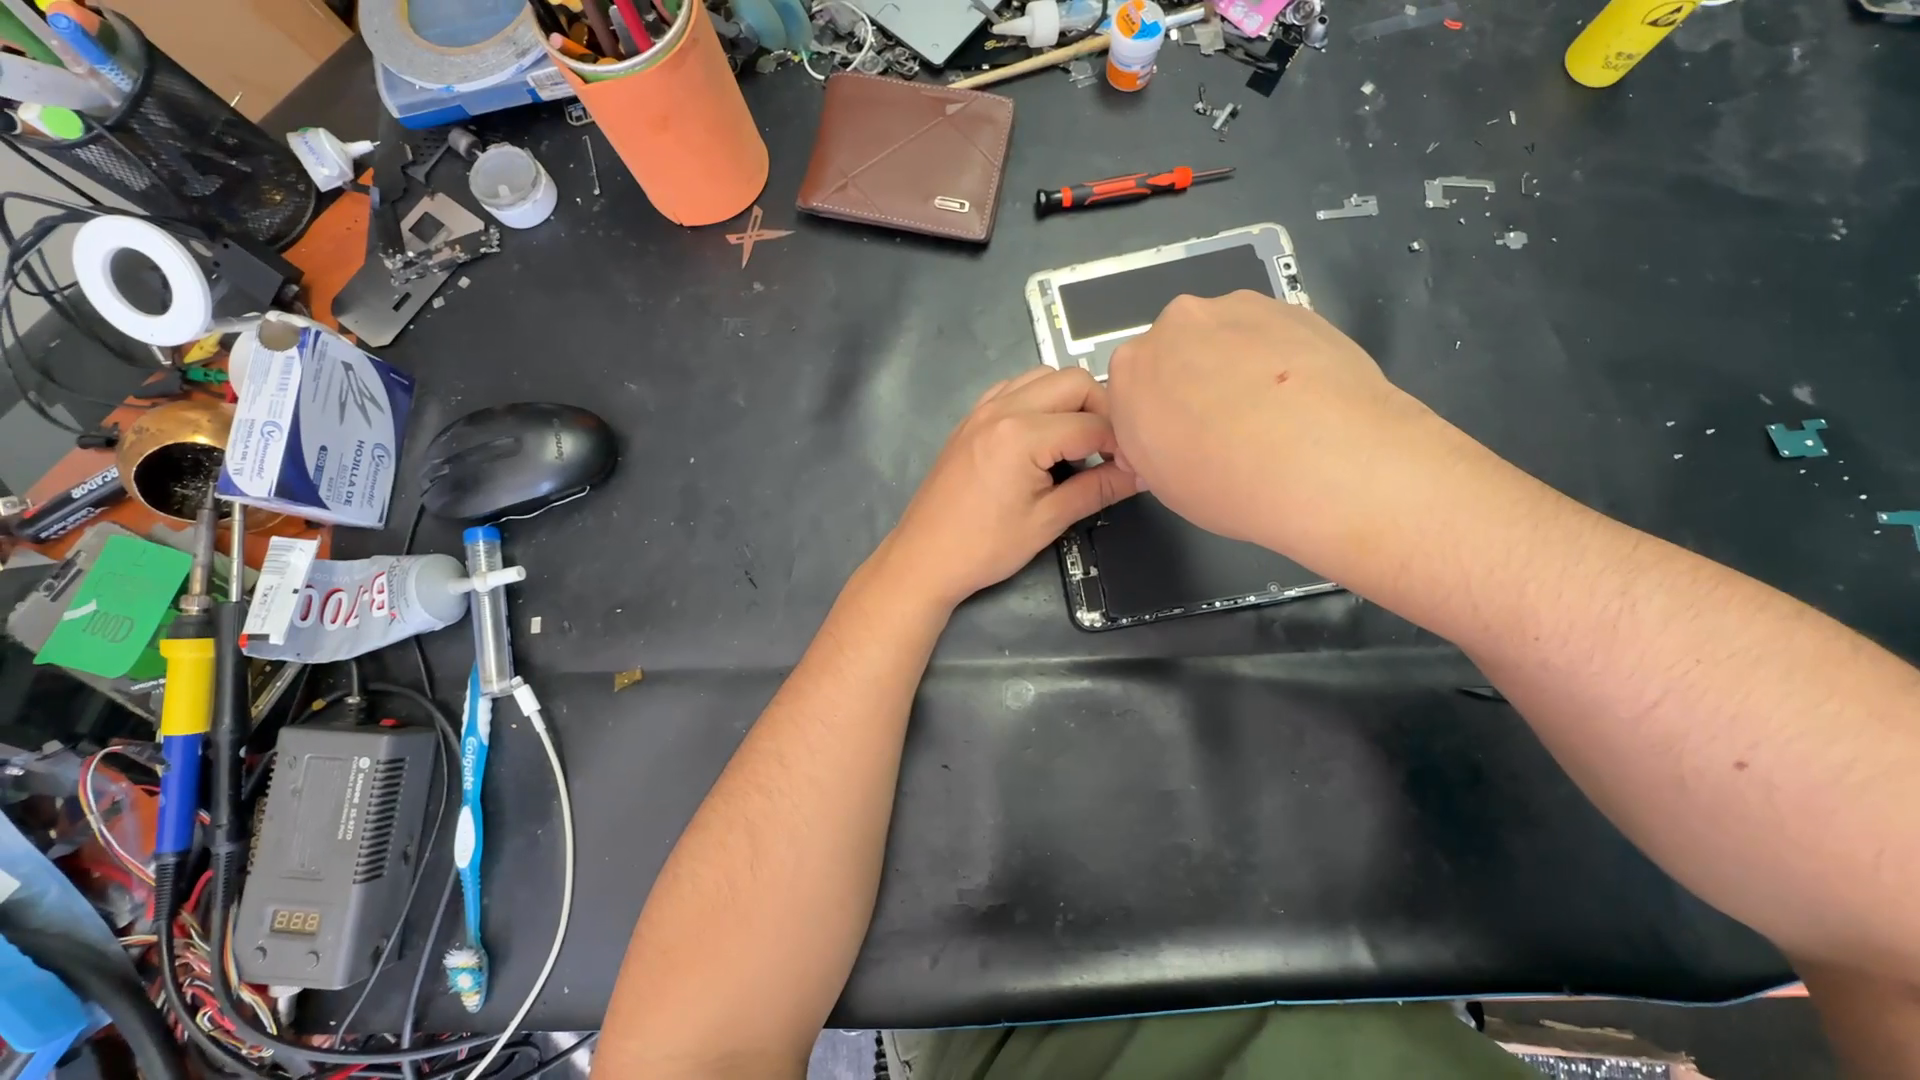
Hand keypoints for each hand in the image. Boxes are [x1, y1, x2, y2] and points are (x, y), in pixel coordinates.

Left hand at [877, 366, 1138, 608]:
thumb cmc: (985, 547)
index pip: (1093, 423)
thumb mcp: (1048, 521)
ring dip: (1070, 400)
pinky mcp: (972, 418)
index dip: (1122, 444)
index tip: (1135, 467)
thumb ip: (1097, 489)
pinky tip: (1044, 436)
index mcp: (1022, 434)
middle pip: (1073, 381)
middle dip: (1101, 410)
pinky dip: (1039, 400)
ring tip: (1080, 442)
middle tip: (1110, 451)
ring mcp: (983, 409)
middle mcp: (1003, 408)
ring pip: (1043, 377)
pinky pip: (1015, 388)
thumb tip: (1141, 475)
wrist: (924, 557)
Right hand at [1105, 291, 1480, 573]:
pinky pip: (1271, 334)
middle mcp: (1175, 326)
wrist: (1326, 461)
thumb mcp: (1164, 485)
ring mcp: (1236, 309)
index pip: (1130, 389)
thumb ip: (1151, 447)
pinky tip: (1302, 398)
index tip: (1180, 444)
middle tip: (1225, 429)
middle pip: (1176, 351)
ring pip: (1225, 337)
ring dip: (1236, 365)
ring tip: (1273, 414)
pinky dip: (1279, 358)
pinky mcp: (1290, 306)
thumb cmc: (1229, 484)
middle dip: (1192, 382)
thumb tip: (1168, 438)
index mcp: (1131, 370)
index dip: (1155, 418)